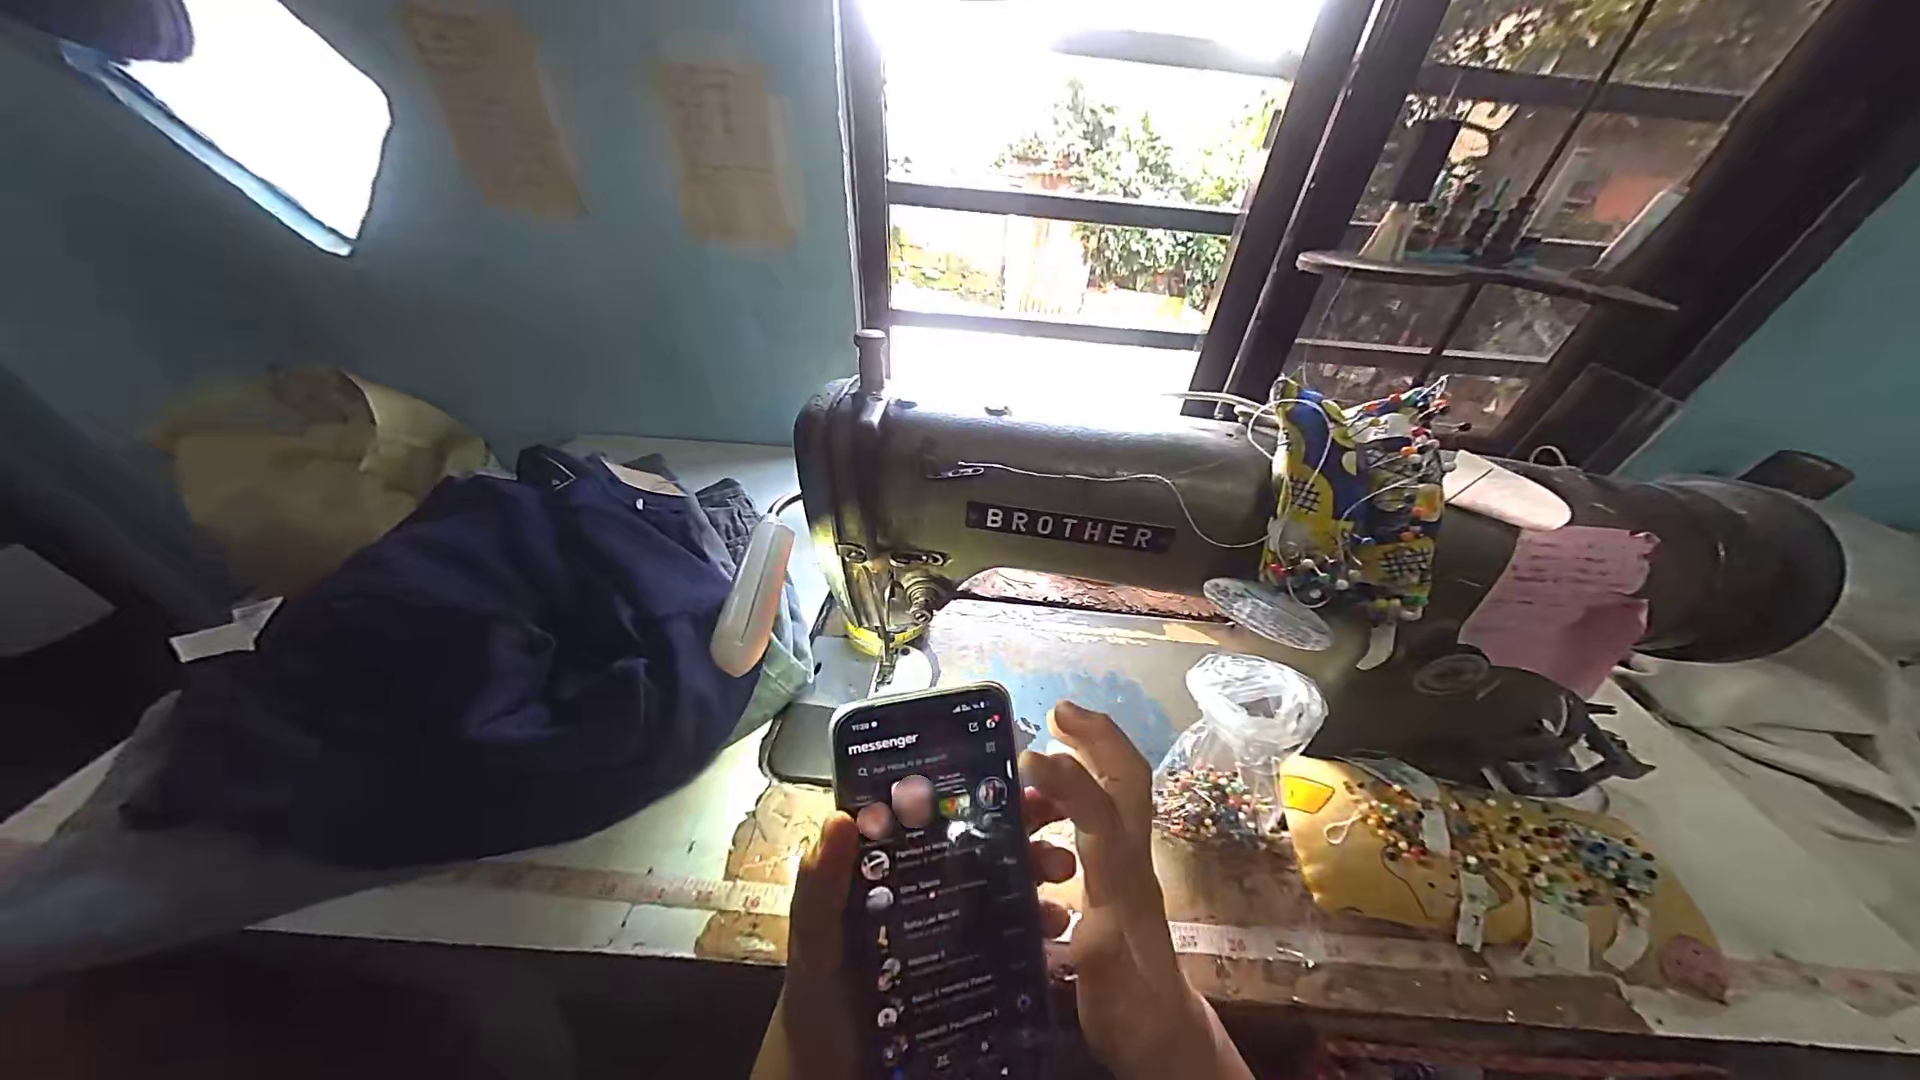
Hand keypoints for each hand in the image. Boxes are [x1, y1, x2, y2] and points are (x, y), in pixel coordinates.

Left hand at [751, 802, 1078, 1079]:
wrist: (838, 1078)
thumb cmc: (820, 998)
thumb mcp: (815, 942)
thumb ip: (820, 889)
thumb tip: (840, 820)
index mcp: (889, 865)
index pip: (932, 811)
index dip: (968, 787)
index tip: (1007, 774)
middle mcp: (925, 883)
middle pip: (976, 840)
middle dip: (1016, 823)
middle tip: (1051, 815)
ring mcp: (950, 923)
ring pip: (1000, 881)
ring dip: (1033, 868)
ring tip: (1059, 871)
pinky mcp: (971, 962)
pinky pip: (1010, 935)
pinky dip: (1035, 923)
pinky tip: (1053, 925)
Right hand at [1019, 701, 1252, 1079]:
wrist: (1164, 1036)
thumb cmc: (1134, 1014)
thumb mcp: (1113, 996)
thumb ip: (1102, 960)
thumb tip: (1088, 926)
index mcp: (1122, 880)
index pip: (1102, 812)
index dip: (1068, 778)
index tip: (1030, 756)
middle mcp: (1128, 857)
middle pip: (1125, 779)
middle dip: (1096, 735)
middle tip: (1057, 712)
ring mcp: (1124, 860)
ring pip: (1109, 790)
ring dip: (1078, 761)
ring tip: (1033, 766)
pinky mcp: (1112, 870)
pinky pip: (1096, 812)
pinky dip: (1071, 791)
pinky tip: (1040, 811)